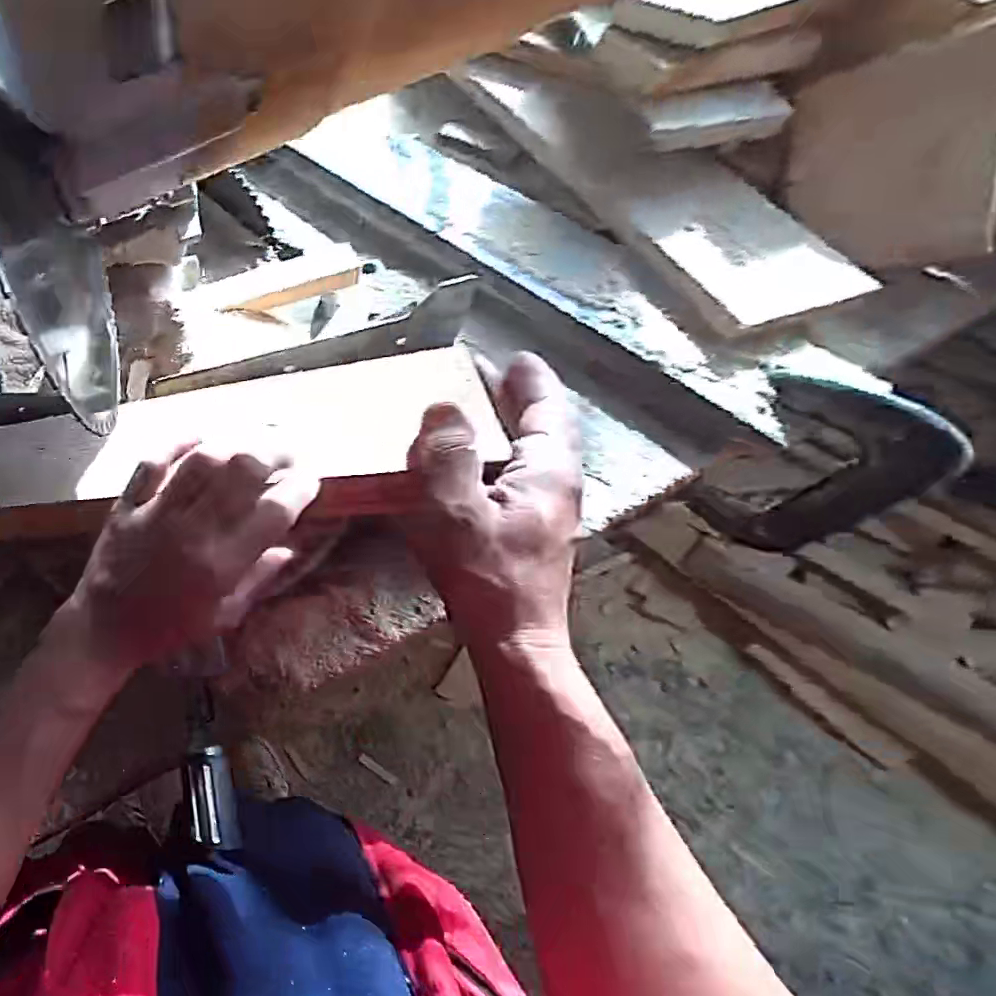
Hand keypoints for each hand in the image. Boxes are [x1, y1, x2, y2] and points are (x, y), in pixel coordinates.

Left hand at [59, 441, 320, 675]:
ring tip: (249, 442)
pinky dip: (175, 445)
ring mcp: (156, 513)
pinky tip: (197, 437)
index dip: (299, 489)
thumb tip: (290, 548)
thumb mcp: (222, 616)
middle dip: (274, 454)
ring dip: (231, 444)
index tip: (309, 480)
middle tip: (287, 452)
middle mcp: (192, 531)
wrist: (106, 629)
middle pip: (241, 472)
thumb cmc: (169, 627)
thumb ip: (258, 580)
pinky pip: (151, 464)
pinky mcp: (127, 505)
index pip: (272, 512)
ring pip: (200, 462)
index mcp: (221, 564)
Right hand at [399, 352, 580, 650]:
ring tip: (465, 419)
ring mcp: (544, 514)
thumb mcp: (457, 511)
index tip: (515, 358)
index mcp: (547, 473)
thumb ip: (447, 457)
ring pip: (523, 458)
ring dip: (499, 433)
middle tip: (482, 379)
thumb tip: (441, 409)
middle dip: (513, 403)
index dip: (530, 382)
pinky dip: (488, 463)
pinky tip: (461, 473)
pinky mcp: (526, 534)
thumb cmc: (485, 574)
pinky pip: (508, 482)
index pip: (547, 412)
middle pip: (539, 431)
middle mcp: (554, 487)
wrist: (512, 638)